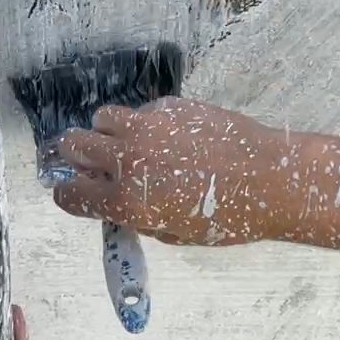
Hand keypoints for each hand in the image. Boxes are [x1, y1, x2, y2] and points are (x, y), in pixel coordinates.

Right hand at [52, 97, 307, 245]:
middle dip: (77, 156)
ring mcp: (146, 126)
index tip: (74, 193)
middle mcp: (127, 159)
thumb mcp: (174, 233)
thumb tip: (118, 202)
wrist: (271, 179)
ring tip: (131, 145)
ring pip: (102, 119)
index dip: (67, 195)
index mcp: (126, 200)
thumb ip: (136, 217)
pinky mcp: (169, 105)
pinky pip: (141, 111)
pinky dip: (146, 124)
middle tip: (94, 164)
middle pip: (73, 145)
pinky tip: (173, 137)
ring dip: (108, 133)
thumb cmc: (228, 217)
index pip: (69, 194)